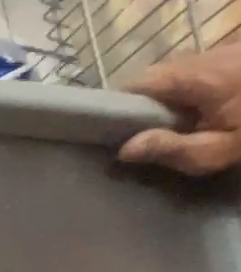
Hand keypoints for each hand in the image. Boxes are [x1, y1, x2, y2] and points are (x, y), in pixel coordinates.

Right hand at [122, 45, 240, 174]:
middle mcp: (213, 55)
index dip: (118, 105)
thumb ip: (170, 148)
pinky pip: (204, 68)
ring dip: (170, 94)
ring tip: (174, 122)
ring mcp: (232, 51)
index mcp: (200, 76)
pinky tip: (202, 108)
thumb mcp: (218, 151)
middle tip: (144, 132)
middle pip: (159, 75)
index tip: (111, 131)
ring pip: (180, 71)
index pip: (138, 83)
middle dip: (144, 102)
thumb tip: (125, 149)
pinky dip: (193, 87)